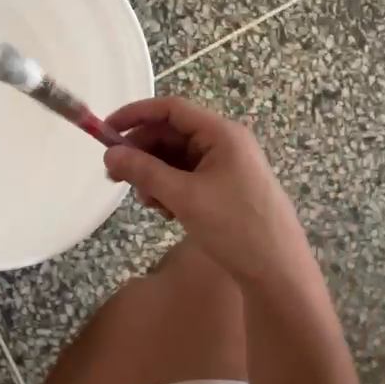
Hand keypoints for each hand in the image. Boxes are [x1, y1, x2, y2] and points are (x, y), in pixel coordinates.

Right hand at [103, 97, 316, 293]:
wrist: (279, 274)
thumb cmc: (235, 227)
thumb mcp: (183, 197)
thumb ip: (143, 171)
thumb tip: (108, 154)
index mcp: (221, 134)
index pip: (170, 109)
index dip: (135, 114)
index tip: (105, 130)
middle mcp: (224, 143)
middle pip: (170, 133)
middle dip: (141, 152)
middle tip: (115, 175)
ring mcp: (226, 166)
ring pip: (175, 157)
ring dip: (153, 174)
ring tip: (148, 201)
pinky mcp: (225, 188)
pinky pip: (186, 176)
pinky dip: (168, 188)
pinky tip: (166, 211)